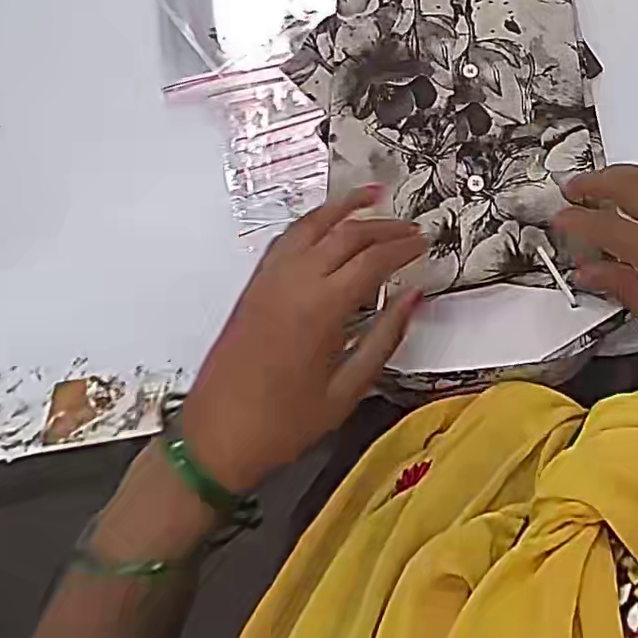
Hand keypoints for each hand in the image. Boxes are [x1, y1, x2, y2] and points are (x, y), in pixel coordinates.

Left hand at [179, 185, 426, 491]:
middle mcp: (294, 283)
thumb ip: (386, 337)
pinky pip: (287, 238)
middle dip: (385, 227)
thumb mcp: (348, 389)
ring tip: (372, 195)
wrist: (212, 441)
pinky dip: (313, 220)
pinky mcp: (254, 285)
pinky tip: (327, 220)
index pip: (374, 259)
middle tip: (411, 229)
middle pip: (348, 234)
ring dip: (346, 207)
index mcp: (321, 308)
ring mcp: (270, 280)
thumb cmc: (282, 423)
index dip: (404, 247)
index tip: (424, 243)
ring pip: (314, 224)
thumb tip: (414, 298)